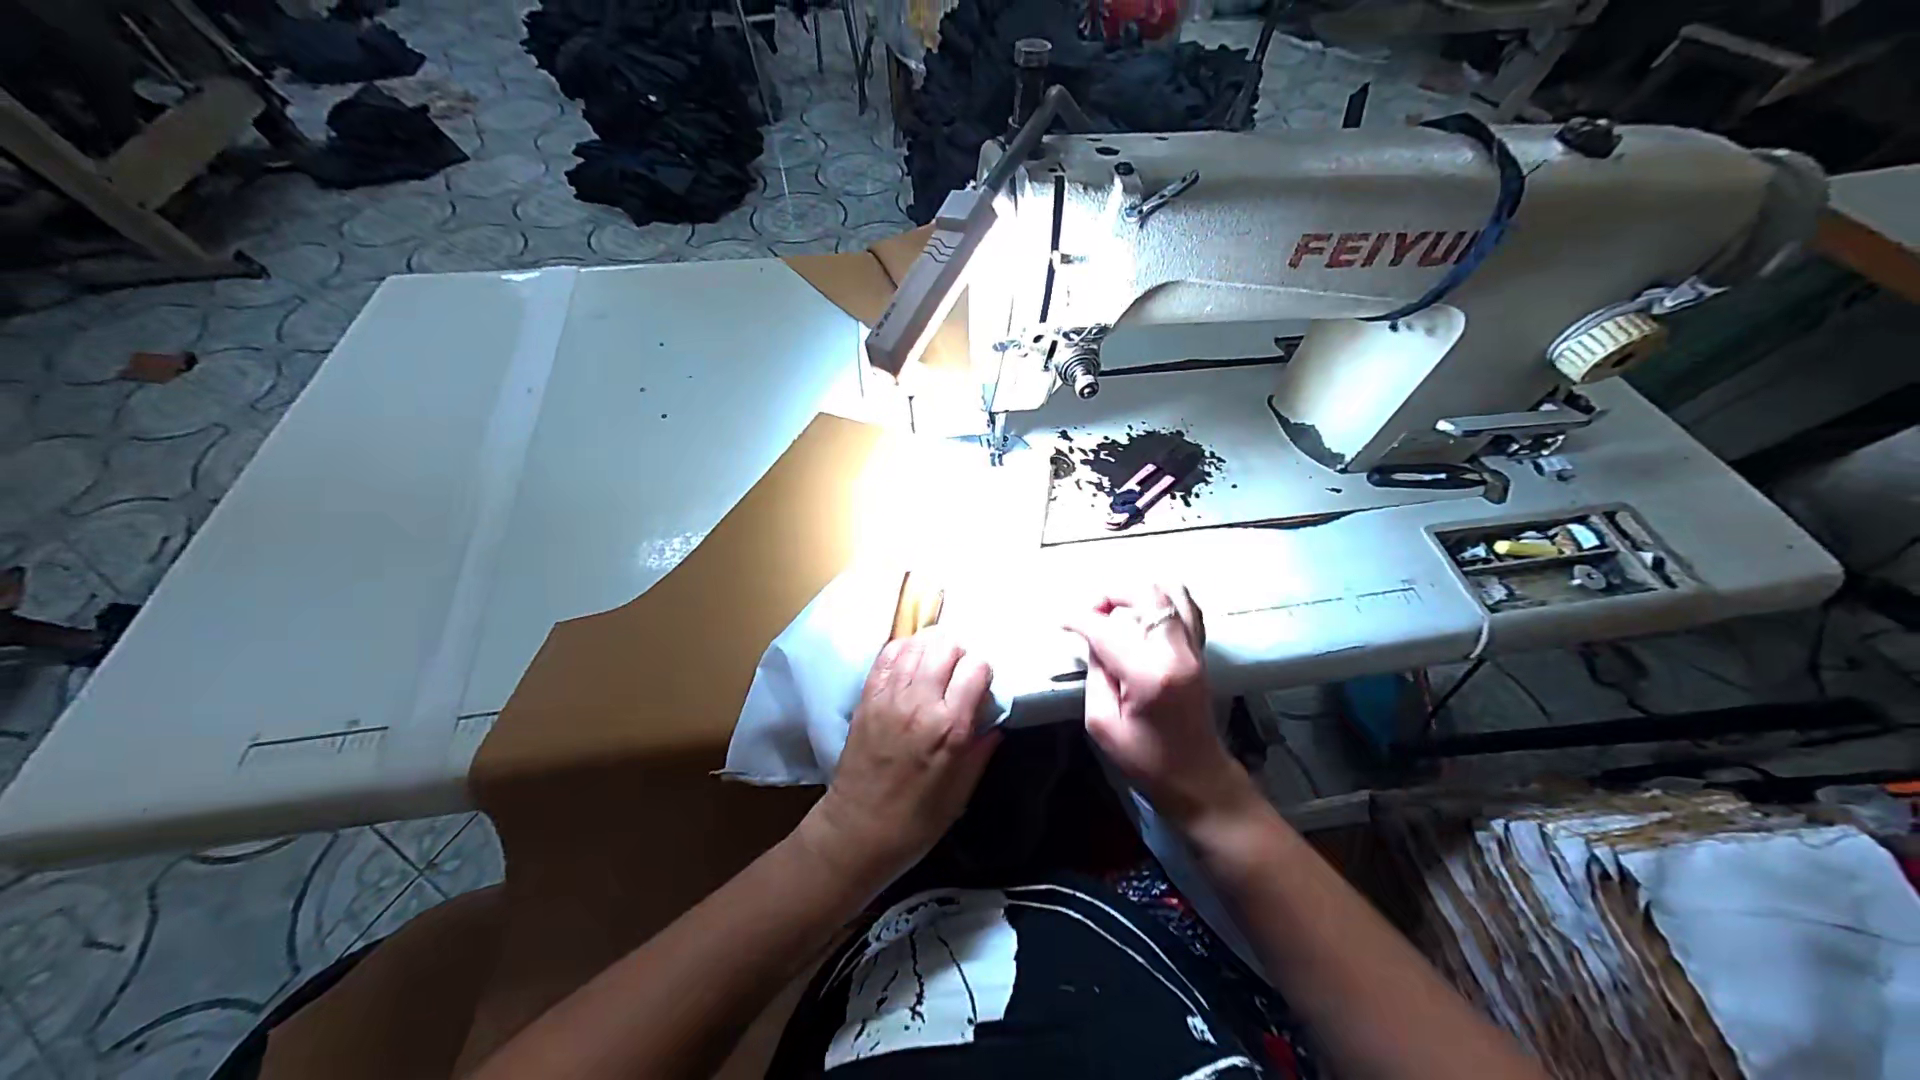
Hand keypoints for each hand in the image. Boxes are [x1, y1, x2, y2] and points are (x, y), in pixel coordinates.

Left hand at [799, 631, 999, 891]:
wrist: (856, 831)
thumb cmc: (916, 821)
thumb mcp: (961, 793)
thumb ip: (981, 751)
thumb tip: (995, 721)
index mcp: (950, 728)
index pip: (976, 668)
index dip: (983, 672)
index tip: (982, 686)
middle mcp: (920, 703)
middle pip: (946, 646)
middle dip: (959, 654)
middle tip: (959, 673)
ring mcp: (890, 696)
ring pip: (917, 644)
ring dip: (932, 648)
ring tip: (936, 665)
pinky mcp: (867, 697)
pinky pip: (887, 654)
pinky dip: (904, 649)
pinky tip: (911, 662)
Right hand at [1064, 584, 1252, 821]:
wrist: (1198, 777)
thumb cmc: (1146, 759)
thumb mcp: (1102, 724)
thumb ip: (1096, 675)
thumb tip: (1094, 643)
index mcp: (1149, 674)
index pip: (1107, 629)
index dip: (1079, 619)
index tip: (1062, 623)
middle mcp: (1177, 651)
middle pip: (1145, 595)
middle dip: (1109, 595)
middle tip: (1090, 613)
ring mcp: (1194, 648)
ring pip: (1170, 592)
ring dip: (1137, 593)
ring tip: (1116, 610)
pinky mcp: (1201, 650)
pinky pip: (1186, 606)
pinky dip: (1162, 600)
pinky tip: (1144, 613)